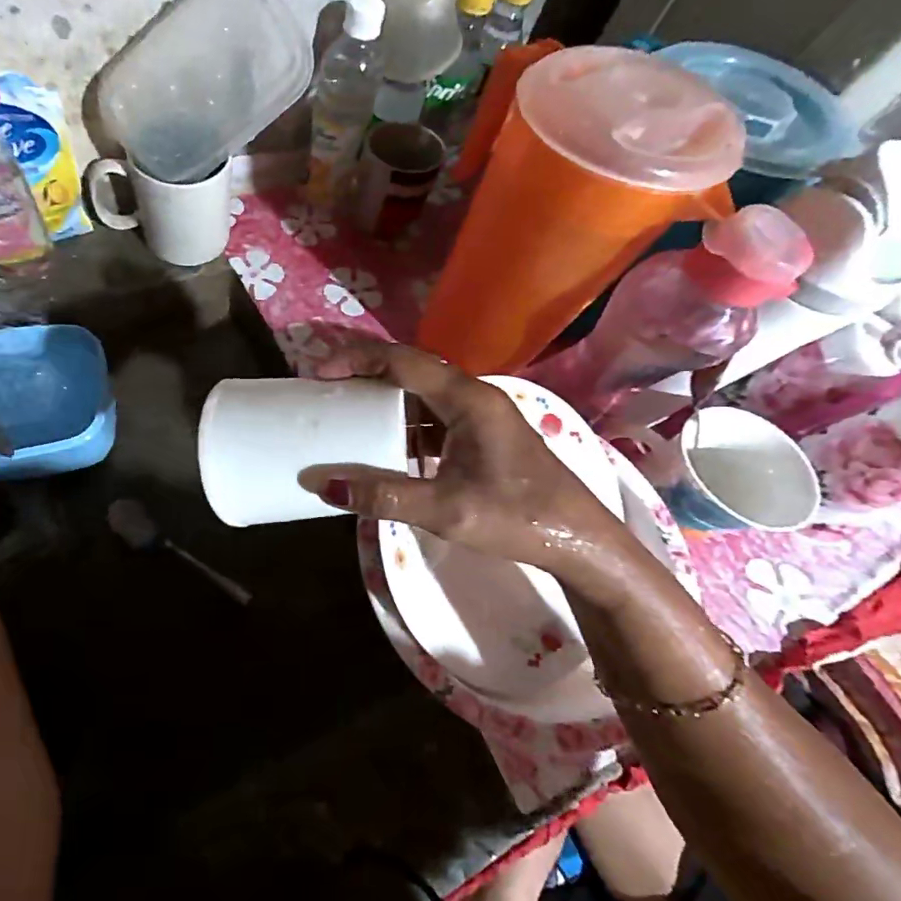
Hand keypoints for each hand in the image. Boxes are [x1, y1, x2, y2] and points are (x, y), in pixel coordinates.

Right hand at [295, 337, 642, 578]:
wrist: (580, 540)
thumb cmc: (517, 518)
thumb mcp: (444, 509)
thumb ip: (384, 495)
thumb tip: (326, 485)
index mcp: (468, 400)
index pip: (404, 362)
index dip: (358, 360)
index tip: (320, 373)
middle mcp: (476, 397)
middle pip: (413, 371)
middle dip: (368, 375)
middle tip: (328, 389)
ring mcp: (483, 416)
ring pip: (425, 394)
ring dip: (387, 400)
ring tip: (349, 412)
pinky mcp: (485, 436)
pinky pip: (437, 417)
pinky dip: (407, 424)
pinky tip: (388, 445)